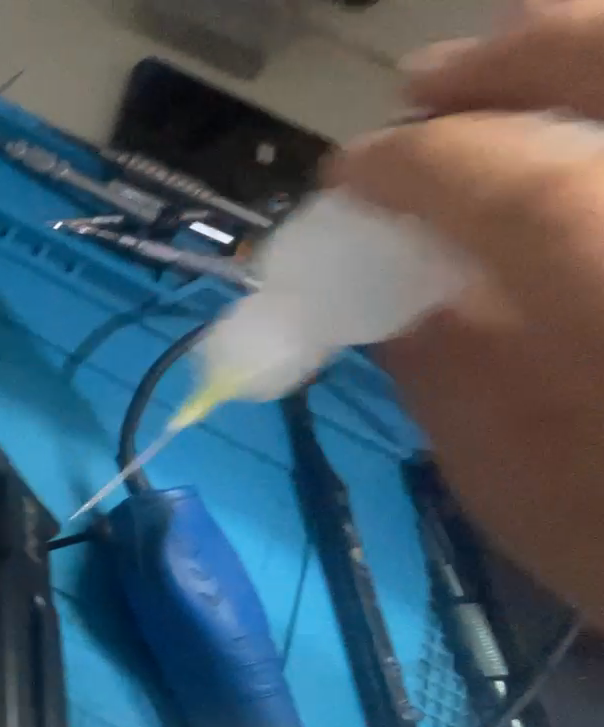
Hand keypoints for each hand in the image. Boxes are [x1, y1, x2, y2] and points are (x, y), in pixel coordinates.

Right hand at [329, 3, 603, 617]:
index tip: (343, 178)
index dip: (406, 165)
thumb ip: (446, 362)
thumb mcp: (514, 473)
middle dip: (515, 62)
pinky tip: (587, 138)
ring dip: (591, 56)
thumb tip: (392, 284)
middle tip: (425, 89)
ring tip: (517, 72)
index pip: (501, 177)